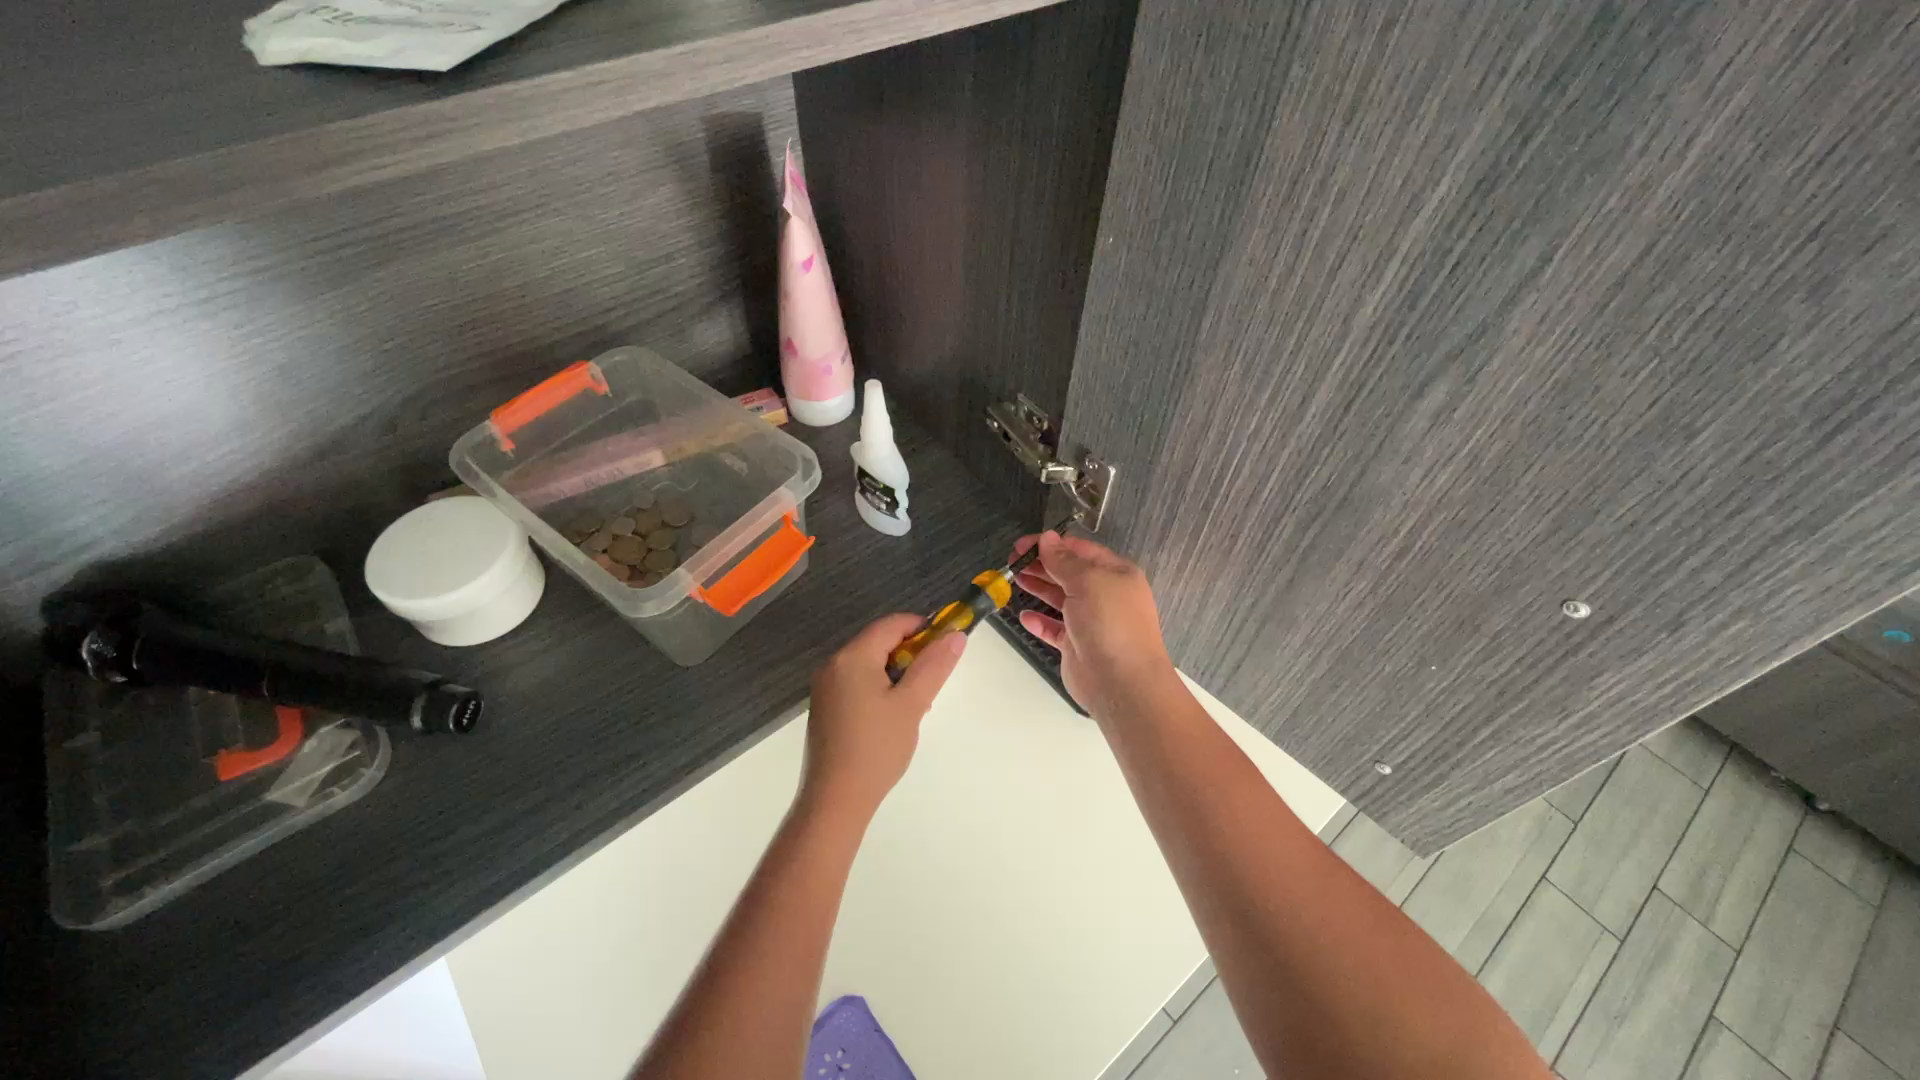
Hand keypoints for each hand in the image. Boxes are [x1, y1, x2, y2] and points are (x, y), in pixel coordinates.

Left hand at [801, 613, 967, 819]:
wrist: (836, 799)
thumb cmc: (877, 748)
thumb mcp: (912, 704)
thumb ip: (934, 666)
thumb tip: (955, 635)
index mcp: (852, 657)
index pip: (891, 624)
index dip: (922, 628)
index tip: (946, 646)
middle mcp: (833, 664)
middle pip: (878, 642)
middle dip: (911, 654)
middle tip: (932, 683)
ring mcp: (825, 687)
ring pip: (869, 664)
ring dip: (897, 673)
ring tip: (916, 704)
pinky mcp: (824, 707)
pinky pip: (856, 683)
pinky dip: (879, 688)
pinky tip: (892, 717)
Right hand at [1011, 532, 1176, 716]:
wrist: (1122, 682)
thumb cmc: (1109, 623)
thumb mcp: (1087, 581)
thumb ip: (1063, 560)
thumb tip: (1046, 538)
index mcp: (1115, 573)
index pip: (1080, 550)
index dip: (1051, 545)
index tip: (1021, 545)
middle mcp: (1105, 595)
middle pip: (1069, 572)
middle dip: (1041, 564)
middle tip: (1012, 561)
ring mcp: (1091, 621)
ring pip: (1060, 598)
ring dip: (1038, 587)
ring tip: (1014, 579)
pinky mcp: (1077, 645)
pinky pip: (1055, 628)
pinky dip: (1040, 621)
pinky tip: (1025, 615)